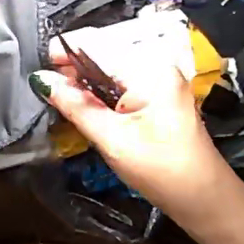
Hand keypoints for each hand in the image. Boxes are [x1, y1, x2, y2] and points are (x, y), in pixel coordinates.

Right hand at [33, 30, 235, 224]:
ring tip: (61, 93)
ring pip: (111, 66)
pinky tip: (86, 101)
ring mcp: (160, 79)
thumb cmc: (160, 169)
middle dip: (74, 65)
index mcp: (150, 70)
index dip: (66, 50)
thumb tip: (43, 81)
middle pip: (105, 52)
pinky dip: (101, 88)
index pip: (99, 45)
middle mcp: (157, 66)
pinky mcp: (158, 93)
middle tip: (47, 85)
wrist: (203, 197)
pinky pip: (122, 80)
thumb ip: (76, 106)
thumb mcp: (111, 139)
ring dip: (85, 78)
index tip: (40, 67)